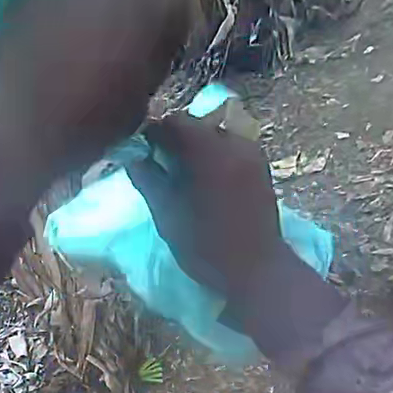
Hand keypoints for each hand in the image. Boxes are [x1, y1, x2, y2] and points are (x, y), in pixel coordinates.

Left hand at [0, 0, 189, 169]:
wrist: (12, 126)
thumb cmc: (84, 125)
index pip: (178, 10)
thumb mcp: (136, 109)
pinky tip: (51, 58)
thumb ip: (150, 73)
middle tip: (119, 63)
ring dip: (93, 20)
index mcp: (149, 2)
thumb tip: (147, 61)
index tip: (157, 68)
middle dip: (131, 23)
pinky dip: (59, 24)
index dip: (170, 41)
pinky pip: (57, 4)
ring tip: (80, 61)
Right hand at [128, 114, 286, 296]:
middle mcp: (234, 144)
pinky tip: (204, 183)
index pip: (174, 122)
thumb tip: (132, 158)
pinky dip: (212, 157)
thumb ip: (148, 181)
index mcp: (209, 153)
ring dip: (194, 149)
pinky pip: (230, 148)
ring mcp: (252, 154)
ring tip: (181, 177)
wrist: (256, 270)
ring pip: (214, 136)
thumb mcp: (167, 216)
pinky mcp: (261, 167)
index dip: (152, 133)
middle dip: (174, 141)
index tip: (140, 153)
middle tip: (158, 167)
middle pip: (196, 125)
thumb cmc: (206, 248)